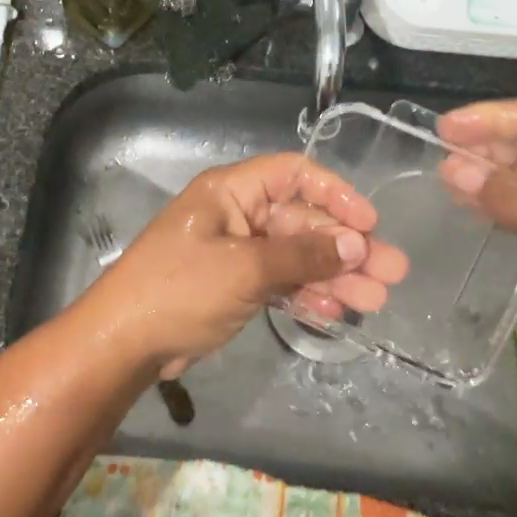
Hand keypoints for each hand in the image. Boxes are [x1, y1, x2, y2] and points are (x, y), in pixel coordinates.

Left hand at [74, 153, 407, 379]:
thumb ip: (302, 255)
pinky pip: (281, 281)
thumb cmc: (179, 289)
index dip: (335, 193)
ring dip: (335, 275)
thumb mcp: (244, 269)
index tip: (369, 223)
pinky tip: (338, 312)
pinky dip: (307, 294)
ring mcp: (236, 252)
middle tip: (392, 272)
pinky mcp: (235, 286)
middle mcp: (237, 215)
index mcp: (231, 192)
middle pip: (302, 220)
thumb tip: (356, 242)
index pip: (293, 174)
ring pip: (296, 255)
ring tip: (377, 298)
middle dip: (345, 246)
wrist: (124, 341)